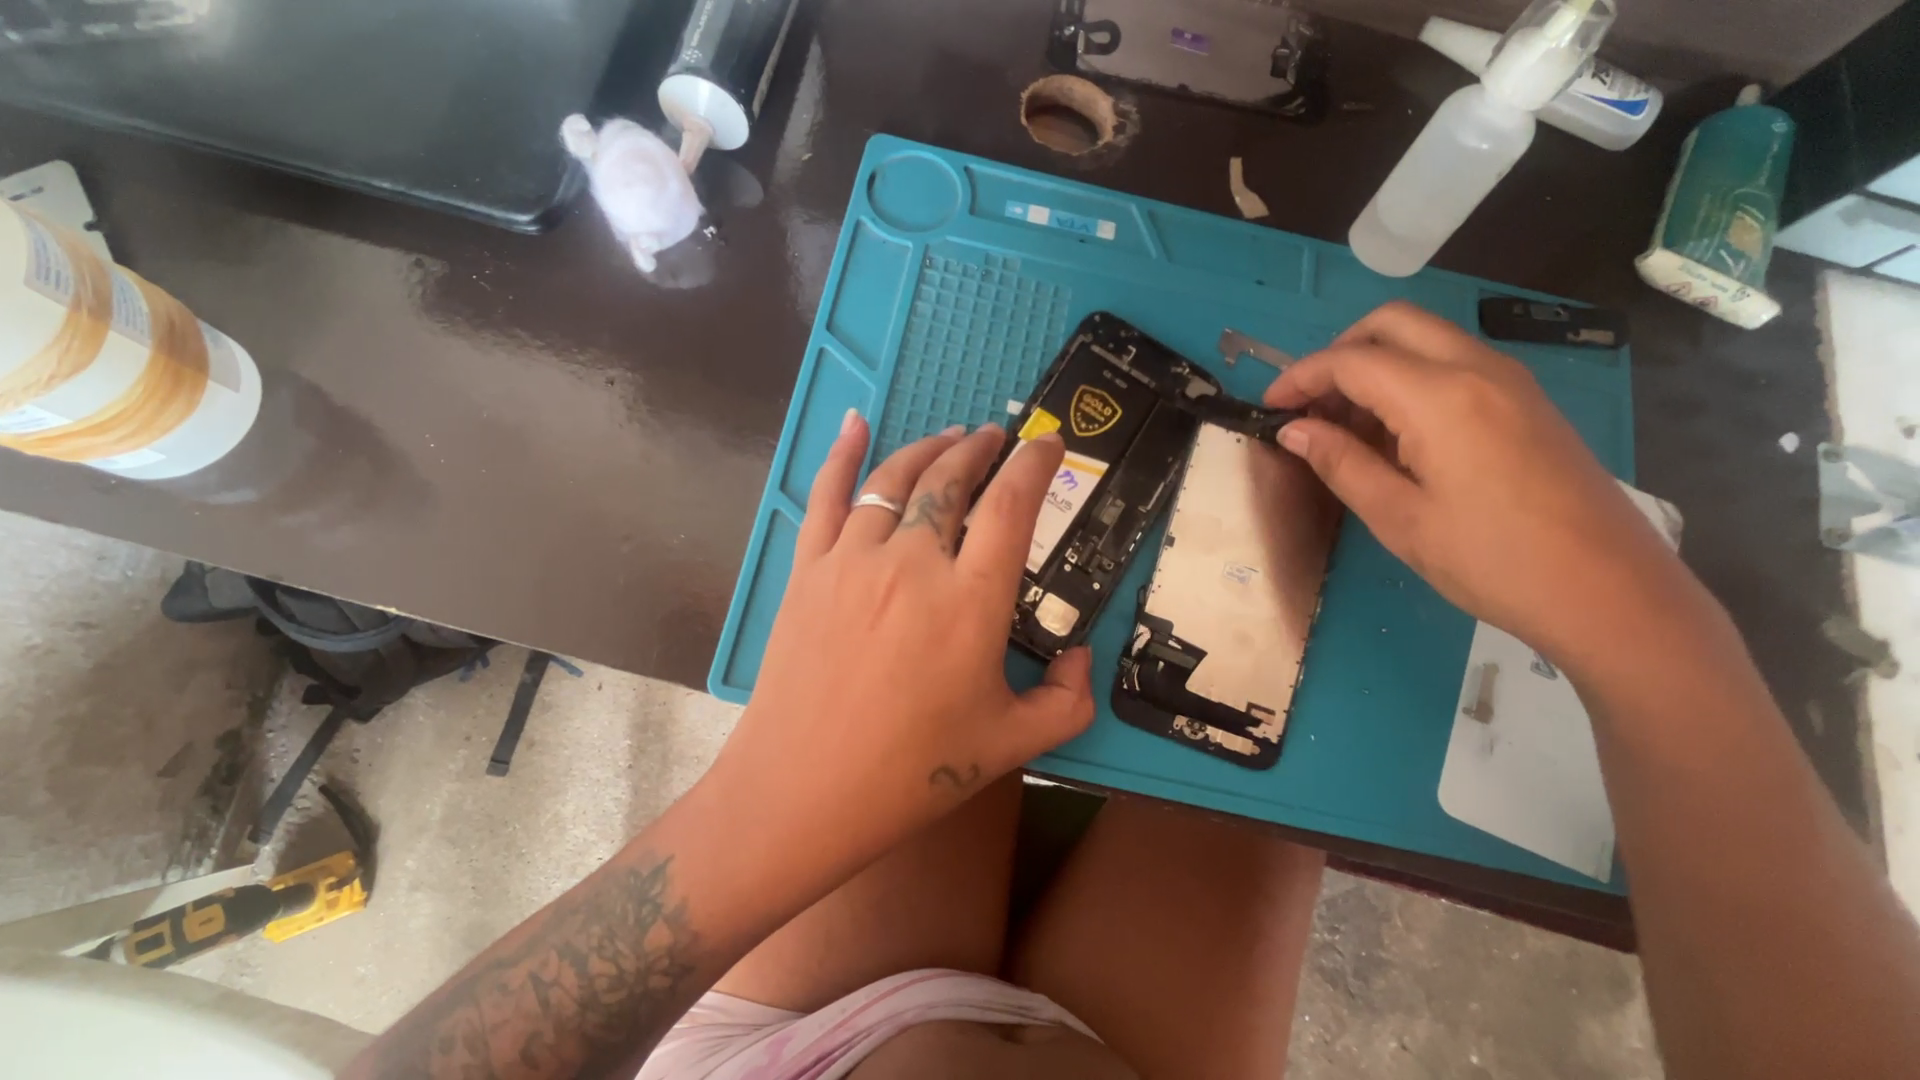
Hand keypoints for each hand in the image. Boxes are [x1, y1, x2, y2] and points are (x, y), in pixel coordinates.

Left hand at [714, 411, 1094, 850]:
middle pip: (951, 479)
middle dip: (981, 448)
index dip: (1035, 464)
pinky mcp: (809, 570)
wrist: (803, 789)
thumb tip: (1080, 657)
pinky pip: (826, 496)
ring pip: (895, 479)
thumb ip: (1067, 698)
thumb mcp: (1014, 745)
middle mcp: (913, 562)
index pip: (1011, 505)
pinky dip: (842, 453)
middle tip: (997, 437)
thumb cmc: (913, 772)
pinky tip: (855, 423)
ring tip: (951, 437)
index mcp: (971, 599)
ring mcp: (853, 559)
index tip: (1049, 444)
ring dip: (929, 448)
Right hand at [1265, 301, 1684, 658]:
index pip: (1351, 361)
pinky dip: (1412, 380)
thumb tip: (1294, 430)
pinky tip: (1398, 437)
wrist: (1610, 592)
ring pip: (1427, 340)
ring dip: (1377, 366)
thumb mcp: (1399, 518)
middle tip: (1309, 405)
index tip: (1269, 408)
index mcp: (1440, 396)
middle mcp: (1478, 369)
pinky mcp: (1528, 403)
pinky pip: (1455, 365)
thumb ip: (1341, 463)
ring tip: (1346, 428)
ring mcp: (1511, 382)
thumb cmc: (1493, 560)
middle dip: (1339, 352)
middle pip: (1392, 323)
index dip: (1300, 377)